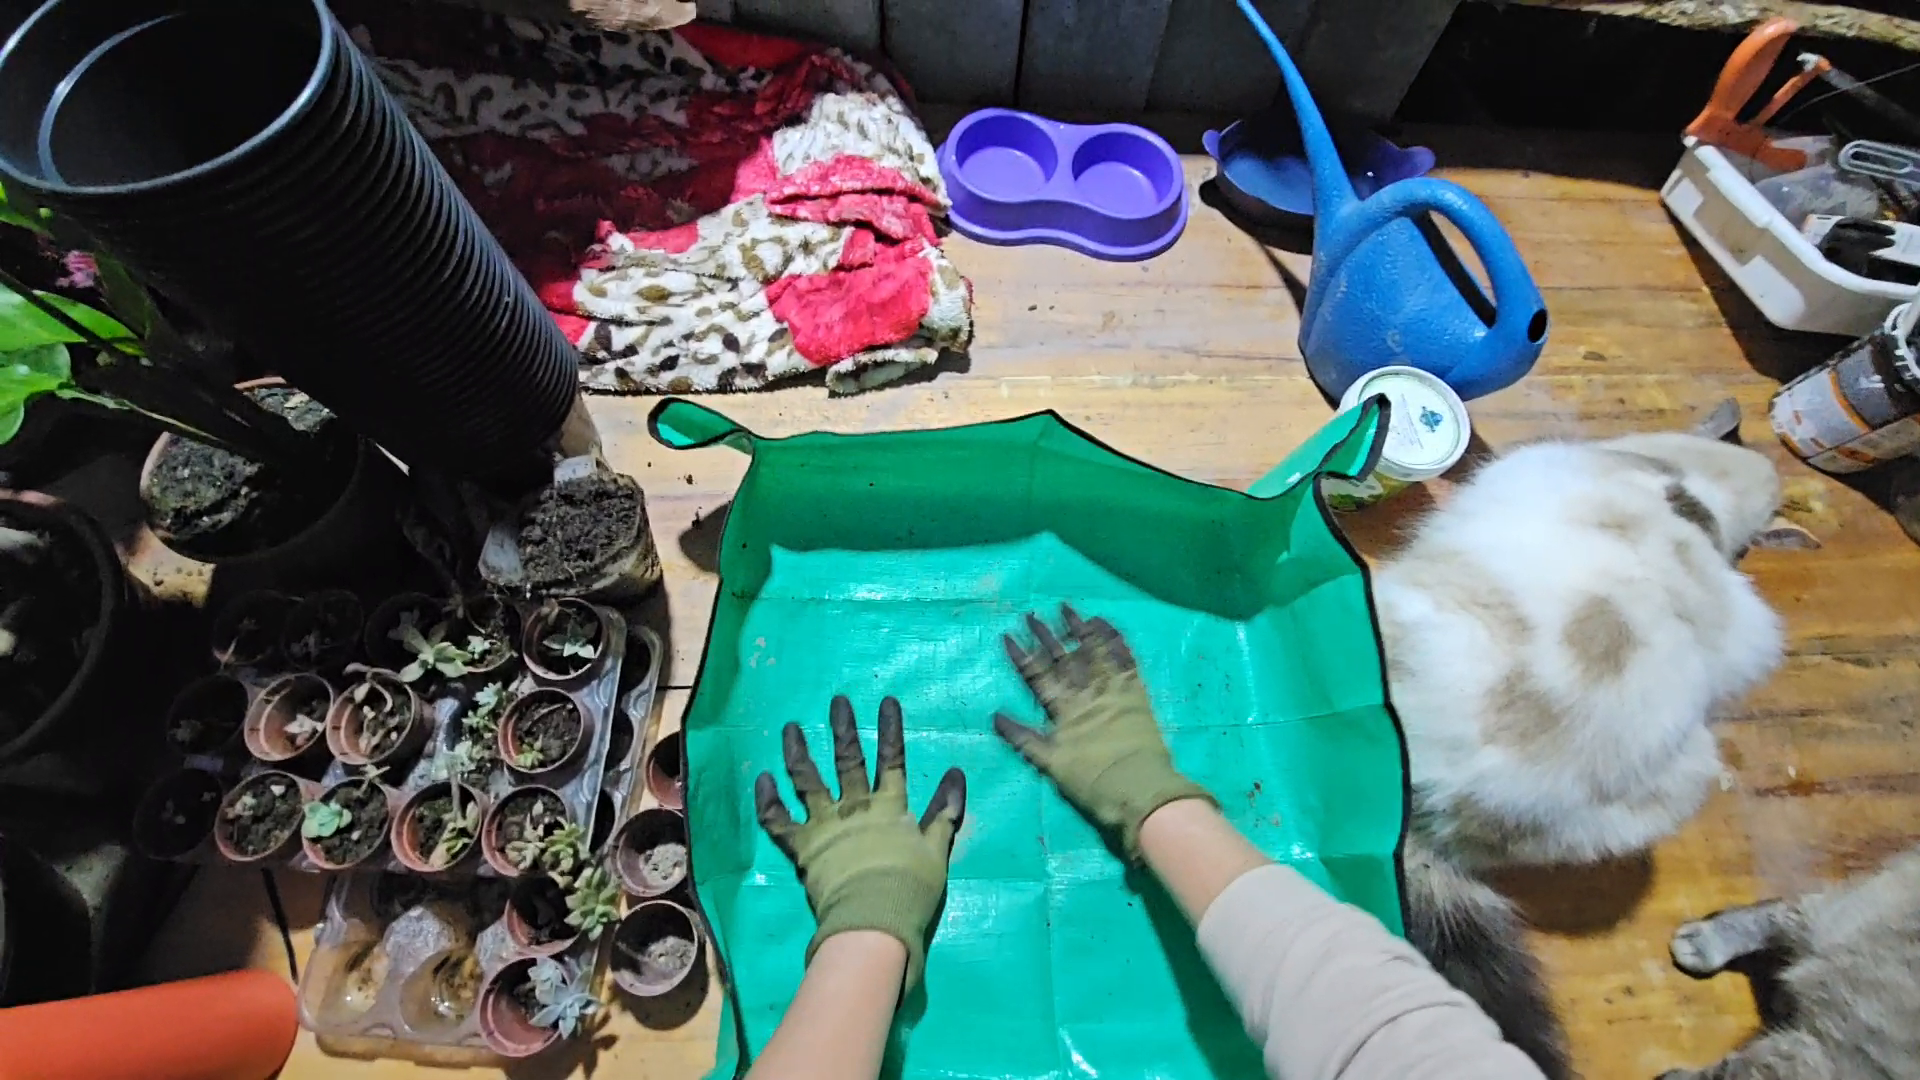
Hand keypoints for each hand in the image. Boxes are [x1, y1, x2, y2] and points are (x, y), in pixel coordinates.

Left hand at [756, 696, 965, 991]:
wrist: (873, 923)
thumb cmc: (909, 889)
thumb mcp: (937, 850)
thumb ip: (946, 812)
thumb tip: (957, 774)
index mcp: (889, 807)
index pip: (892, 760)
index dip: (891, 730)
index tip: (887, 702)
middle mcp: (855, 807)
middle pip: (848, 760)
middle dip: (843, 728)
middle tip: (837, 701)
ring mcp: (825, 824)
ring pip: (808, 781)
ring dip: (799, 752)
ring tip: (790, 728)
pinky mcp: (802, 847)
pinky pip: (779, 821)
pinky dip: (768, 800)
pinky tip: (762, 778)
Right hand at [996, 607, 1213, 856]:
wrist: (1140, 791)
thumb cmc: (1092, 782)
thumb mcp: (1051, 764)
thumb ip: (1024, 738)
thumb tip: (995, 716)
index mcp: (1063, 710)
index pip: (1037, 676)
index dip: (1021, 655)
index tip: (1008, 635)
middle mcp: (1086, 694)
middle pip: (1062, 659)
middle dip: (1045, 636)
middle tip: (1031, 614)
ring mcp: (1112, 690)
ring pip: (1093, 652)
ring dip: (1079, 629)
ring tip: (1067, 608)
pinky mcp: (1136, 693)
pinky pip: (1125, 660)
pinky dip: (1116, 640)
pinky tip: (1106, 623)